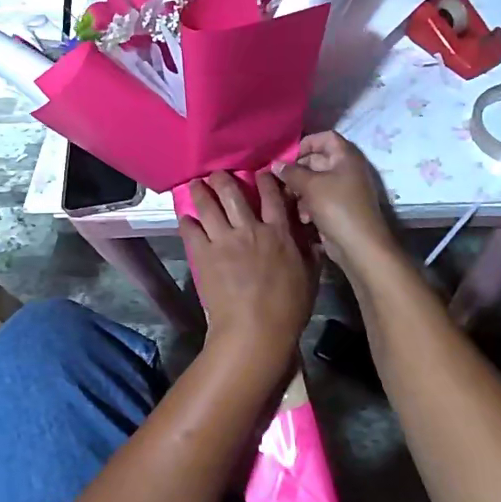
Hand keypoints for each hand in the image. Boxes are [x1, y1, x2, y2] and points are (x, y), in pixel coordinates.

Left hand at [179, 171, 313, 361]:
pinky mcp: (203, 256)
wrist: (255, 330)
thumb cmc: (289, 307)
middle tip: (217, 172)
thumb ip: (311, 252)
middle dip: (224, 179)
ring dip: (201, 192)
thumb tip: (315, 238)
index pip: (272, 196)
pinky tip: (185, 217)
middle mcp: (250, 229)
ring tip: (195, 183)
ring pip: (209, 206)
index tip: (261, 172)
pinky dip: (187, 222)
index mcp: (279, 232)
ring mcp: (224, 240)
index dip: (266, 180)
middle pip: (234, 193)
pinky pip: (191, 232)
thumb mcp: (311, 276)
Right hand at [274, 132, 396, 268]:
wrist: (359, 245)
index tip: (288, 158)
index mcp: (346, 156)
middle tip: (282, 183)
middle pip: (317, 160)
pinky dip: (309, 205)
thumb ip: (291, 172)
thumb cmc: (337, 207)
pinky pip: (319, 199)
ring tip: (292, 202)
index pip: (325, 137)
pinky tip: (304, 218)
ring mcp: (344, 189)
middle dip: (298, 172)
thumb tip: (275, 164)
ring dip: (301, 191)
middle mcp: (347, 169)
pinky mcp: (339, 208)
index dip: (306, 143)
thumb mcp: (310, 186)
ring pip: (315, 182)